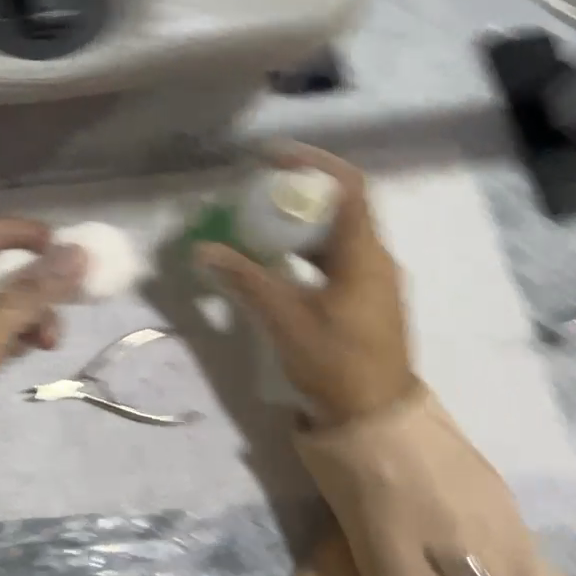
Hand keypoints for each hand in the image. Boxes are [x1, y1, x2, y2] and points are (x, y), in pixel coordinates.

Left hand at [0, 217, 86, 429]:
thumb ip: (32, 290)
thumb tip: (76, 253)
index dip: (24, 232)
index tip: (64, 244)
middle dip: (37, 278)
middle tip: (72, 290)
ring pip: (4, 299)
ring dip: (34, 310)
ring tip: (53, 337)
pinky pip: (1, 327)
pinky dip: (23, 331)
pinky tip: (40, 346)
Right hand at [195, 145, 417, 423]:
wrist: (373, 418)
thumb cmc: (334, 362)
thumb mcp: (283, 318)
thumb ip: (244, 278)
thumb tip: (202, 249)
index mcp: (365, 256)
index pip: (348, 188)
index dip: (311, 164)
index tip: (270, 157)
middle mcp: (374, 259)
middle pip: (339, 207)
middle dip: (295, 192)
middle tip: (252, 191)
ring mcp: (371, 280)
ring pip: (333, 233)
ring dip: (296, 221)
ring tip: (254, 220)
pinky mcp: (361, 299)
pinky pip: (331, 257)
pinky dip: (301, 247)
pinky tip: (271, 257)